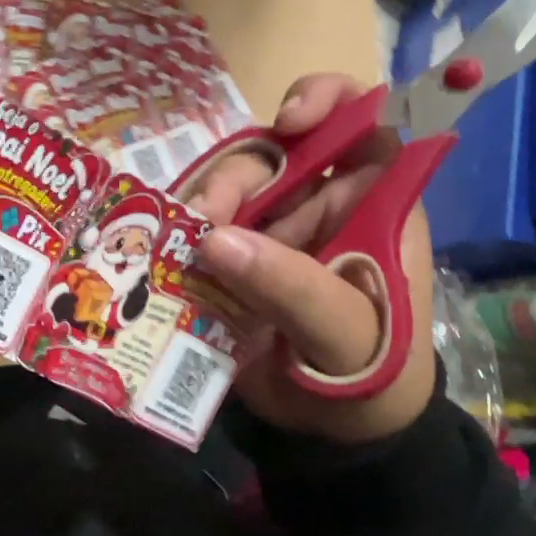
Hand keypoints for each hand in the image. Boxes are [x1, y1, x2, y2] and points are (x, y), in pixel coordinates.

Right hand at [185, 74, 437, 444]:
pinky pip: (198, 232)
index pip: (362, 123)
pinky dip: (176, 236)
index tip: (288, 121)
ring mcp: (270, 236)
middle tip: (207, 216)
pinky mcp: (231, 266)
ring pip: (228, 190)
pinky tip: (164, 253)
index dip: (327, 100)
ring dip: (201, 206)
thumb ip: (290, 285)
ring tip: (181, 243)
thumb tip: (214, 237)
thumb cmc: (368, 373)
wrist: (333, 434)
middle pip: (274, 155)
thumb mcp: (342, 331)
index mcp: (371, 206)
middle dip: (238, 175)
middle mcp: (318, 208)